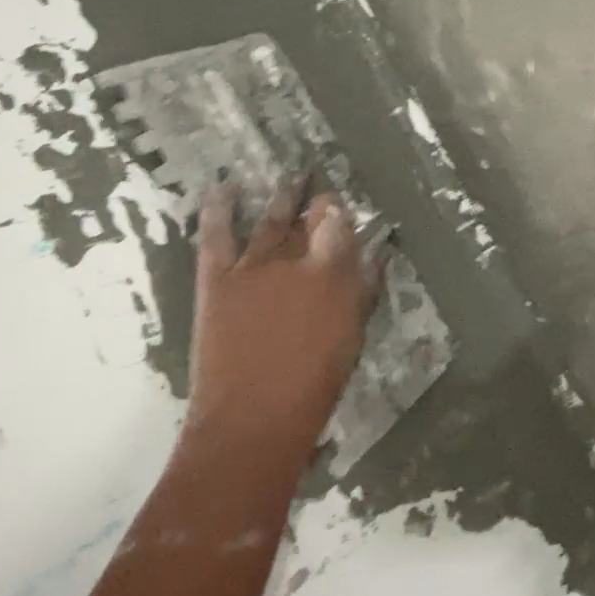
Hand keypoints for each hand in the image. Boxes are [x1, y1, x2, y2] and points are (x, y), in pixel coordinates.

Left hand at [184, 179, 379, 451]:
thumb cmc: (312, 388)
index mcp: (332, 274)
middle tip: (323, 192)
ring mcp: (252, 266)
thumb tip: (378, 251)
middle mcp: (294, 260)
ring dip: (284, 194)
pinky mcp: (217, 278)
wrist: (250, 421)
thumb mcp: (351, 337)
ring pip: (271, 217)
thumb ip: (363, 289)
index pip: (340, 222)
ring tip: (294, 174)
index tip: (346, 212)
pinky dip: (219, 207)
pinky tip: (224, 187)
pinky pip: (216, 233)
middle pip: (310, 216)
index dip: (343, 213)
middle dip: (319, 202)